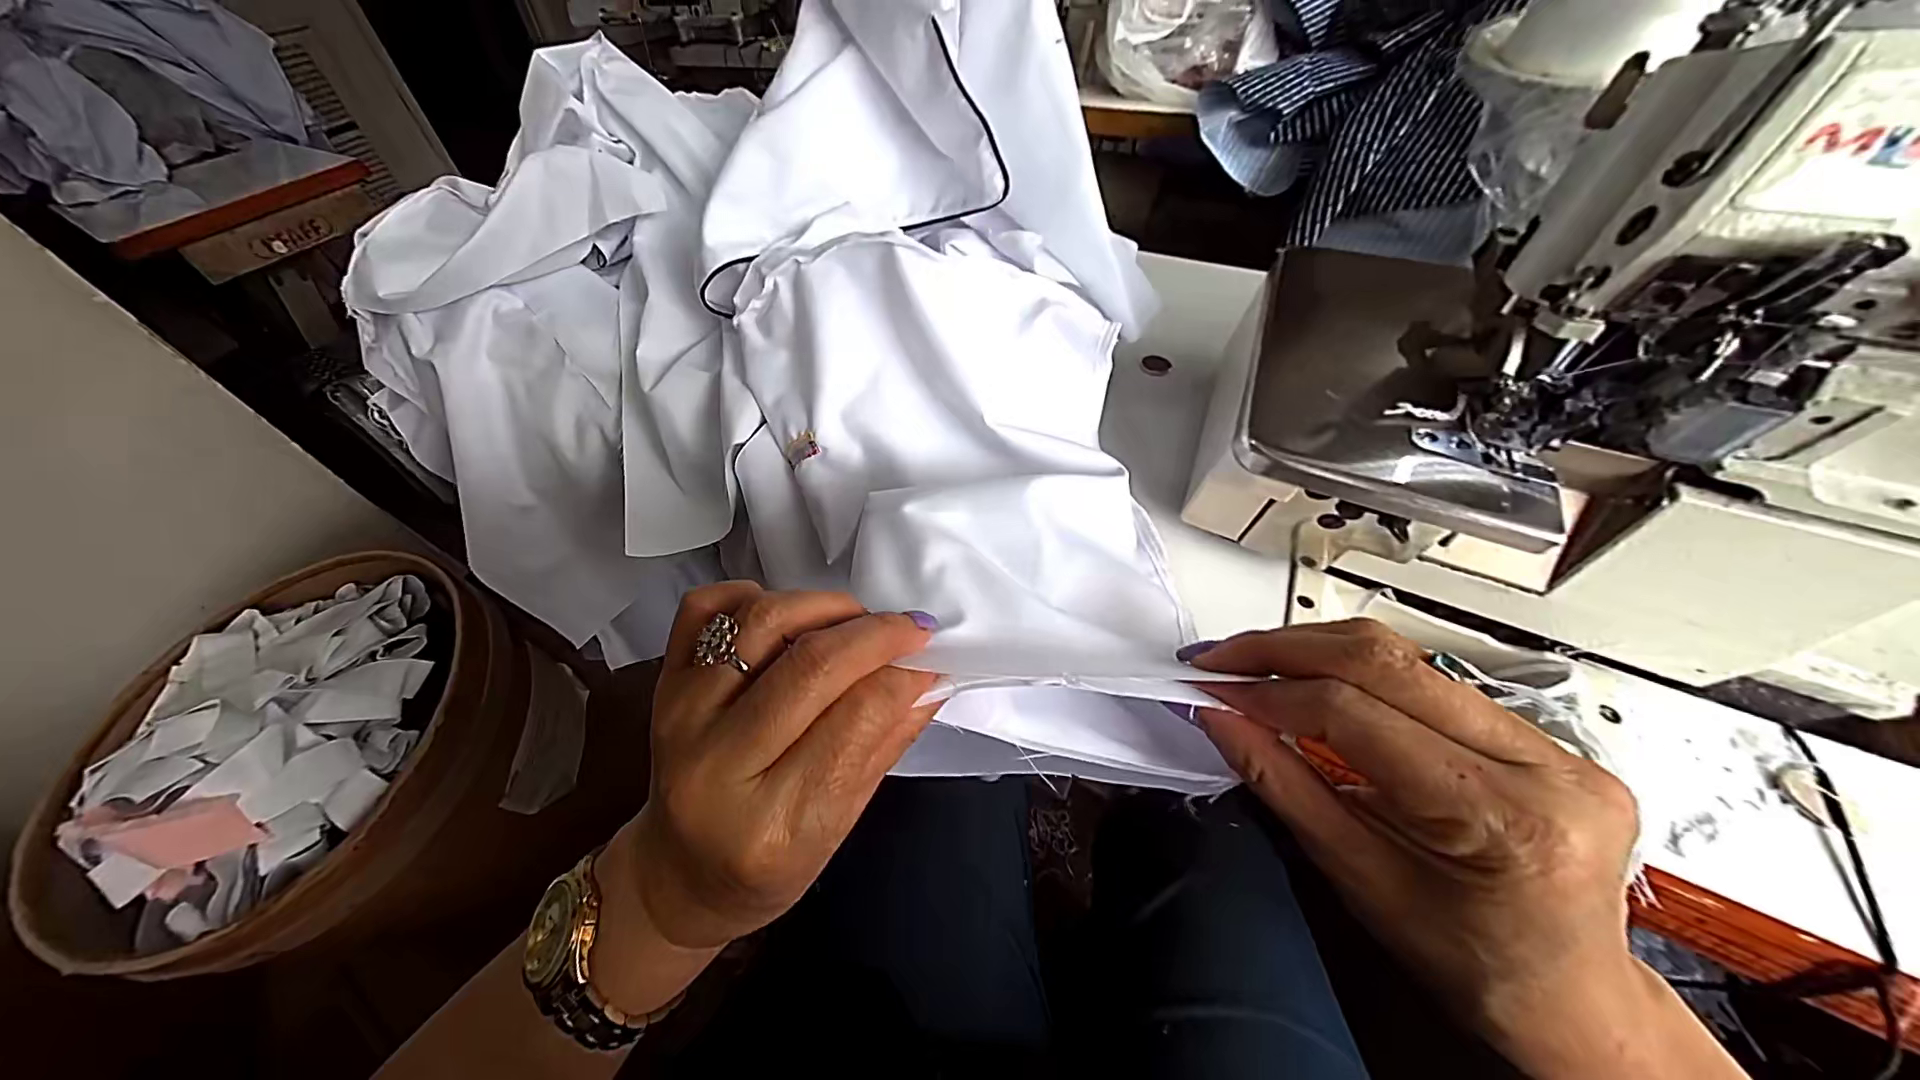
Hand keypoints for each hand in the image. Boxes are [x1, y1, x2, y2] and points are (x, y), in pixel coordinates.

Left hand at [612, 583, 937, 952]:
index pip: (855, 718)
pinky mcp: (662, 685)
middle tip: (910, 629)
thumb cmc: (766, 869)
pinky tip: (786, 618)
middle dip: (876, 633)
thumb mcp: (840, 827)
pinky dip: (752, 595)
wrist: (678, 875)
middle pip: (812, 663)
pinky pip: (704, 607)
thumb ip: (886, 744)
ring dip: (826, 606)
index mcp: (771, 822)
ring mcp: (681, 715)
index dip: (902, 675)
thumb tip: (929, 677)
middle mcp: (717, 762)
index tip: (929, 657)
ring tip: (856, 621)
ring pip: (763, 621)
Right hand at [1186, 620, 1705, 1075]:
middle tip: (1222, 657)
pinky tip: (1308, 677)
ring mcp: (1549, 742)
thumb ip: (1281, 783)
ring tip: (1253, 662)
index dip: (1269, 693)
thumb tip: (1223, 718)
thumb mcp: (1356, 874)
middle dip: (1282, 649)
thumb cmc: (1469, 958)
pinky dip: (1350, 668)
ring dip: (1312, 649)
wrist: (1565, 993)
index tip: (1215, 690)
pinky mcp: (1534, 732)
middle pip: (1382, 660)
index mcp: (1501, 818)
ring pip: (1402, 653)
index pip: (1354, 713)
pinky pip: (1424, 674)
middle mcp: (1543, 765)